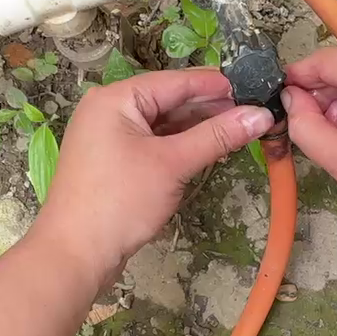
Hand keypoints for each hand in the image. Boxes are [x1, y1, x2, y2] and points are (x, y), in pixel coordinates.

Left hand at [35, 68, 274, 288]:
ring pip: (163, 124)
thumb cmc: (120, 201)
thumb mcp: (174, 164)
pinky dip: (180, 147)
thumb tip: (261, 115)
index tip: (253, 89)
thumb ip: (218, 136)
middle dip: (210, 109)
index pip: (176, 81)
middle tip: (251, 115)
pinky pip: (154, 144)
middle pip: (169, 101)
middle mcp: (110, 110)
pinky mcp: (114, 162)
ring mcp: (109, 137)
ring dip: (198, 129)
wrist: (75, 254)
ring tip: (237, 133)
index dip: (216, 85)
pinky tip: (207, 152)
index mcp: (117, 99)